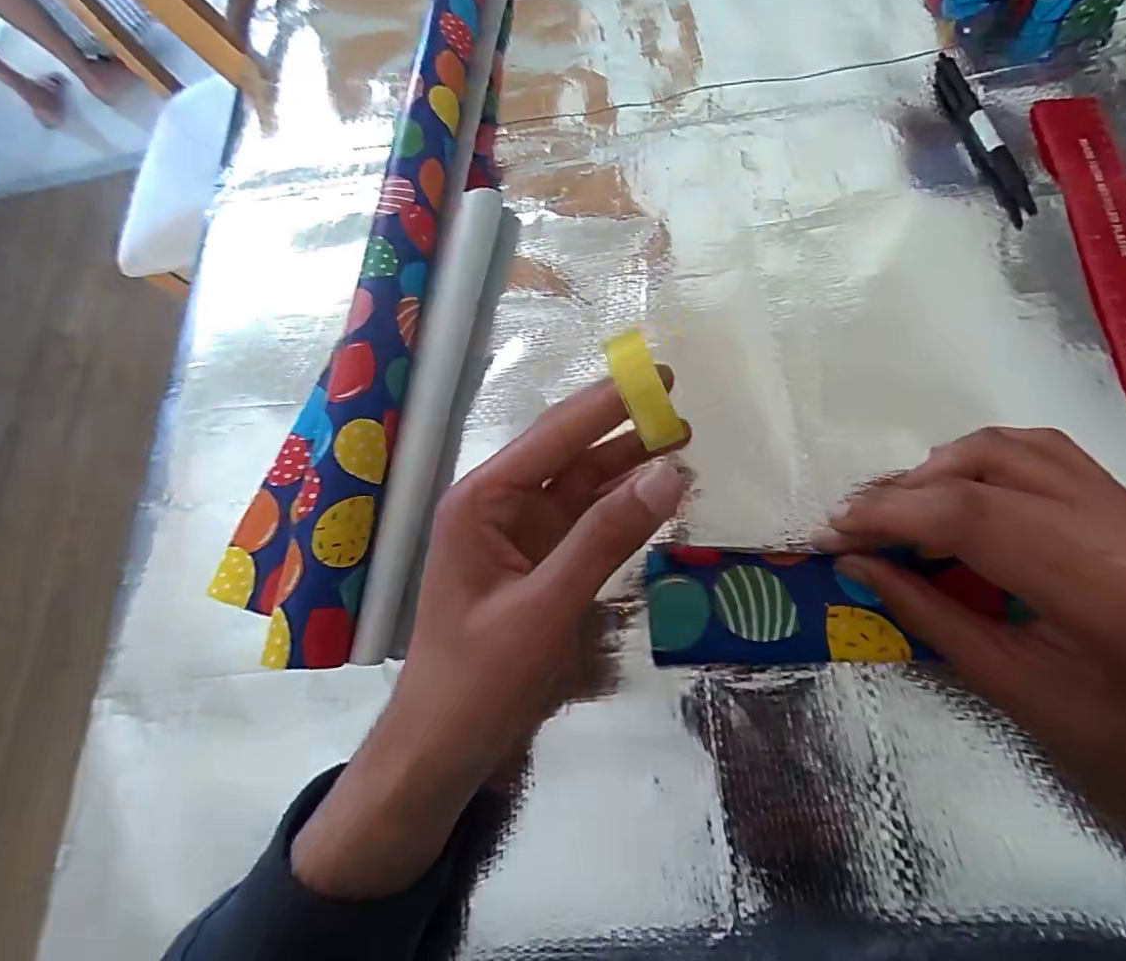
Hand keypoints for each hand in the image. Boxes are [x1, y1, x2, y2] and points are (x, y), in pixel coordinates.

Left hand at [292, 374, 687, 898]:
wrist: (444, 750)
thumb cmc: (479, 678)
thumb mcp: (546, 605)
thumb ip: (608, 537)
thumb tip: (672, 473)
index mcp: (483, 501)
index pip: (554, 436)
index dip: (607, 403)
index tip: (658, 376)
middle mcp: (502, 506)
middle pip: (570, 453)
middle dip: (622, 428)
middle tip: (677, 405)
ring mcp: (525, 535)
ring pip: (585, 485)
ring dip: (630, 465)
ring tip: (681, 442)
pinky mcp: (544, 562)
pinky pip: (590, 521)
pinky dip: (626, 506)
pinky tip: (658, 494)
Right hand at [816, 428, 1125, 959]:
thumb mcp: (1028, 698)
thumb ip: (938, 622)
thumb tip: (862, 568)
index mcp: (1106, 591)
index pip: (972, 518)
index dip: (889, 516)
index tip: (835, 532)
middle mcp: (1124, 526)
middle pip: (985, 470)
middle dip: (903, 490)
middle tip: (854, 520)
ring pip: (1014, 445)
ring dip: (941, 466)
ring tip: (900, 505)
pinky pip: (1046, 453)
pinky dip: (986, 460)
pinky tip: (961, 490)